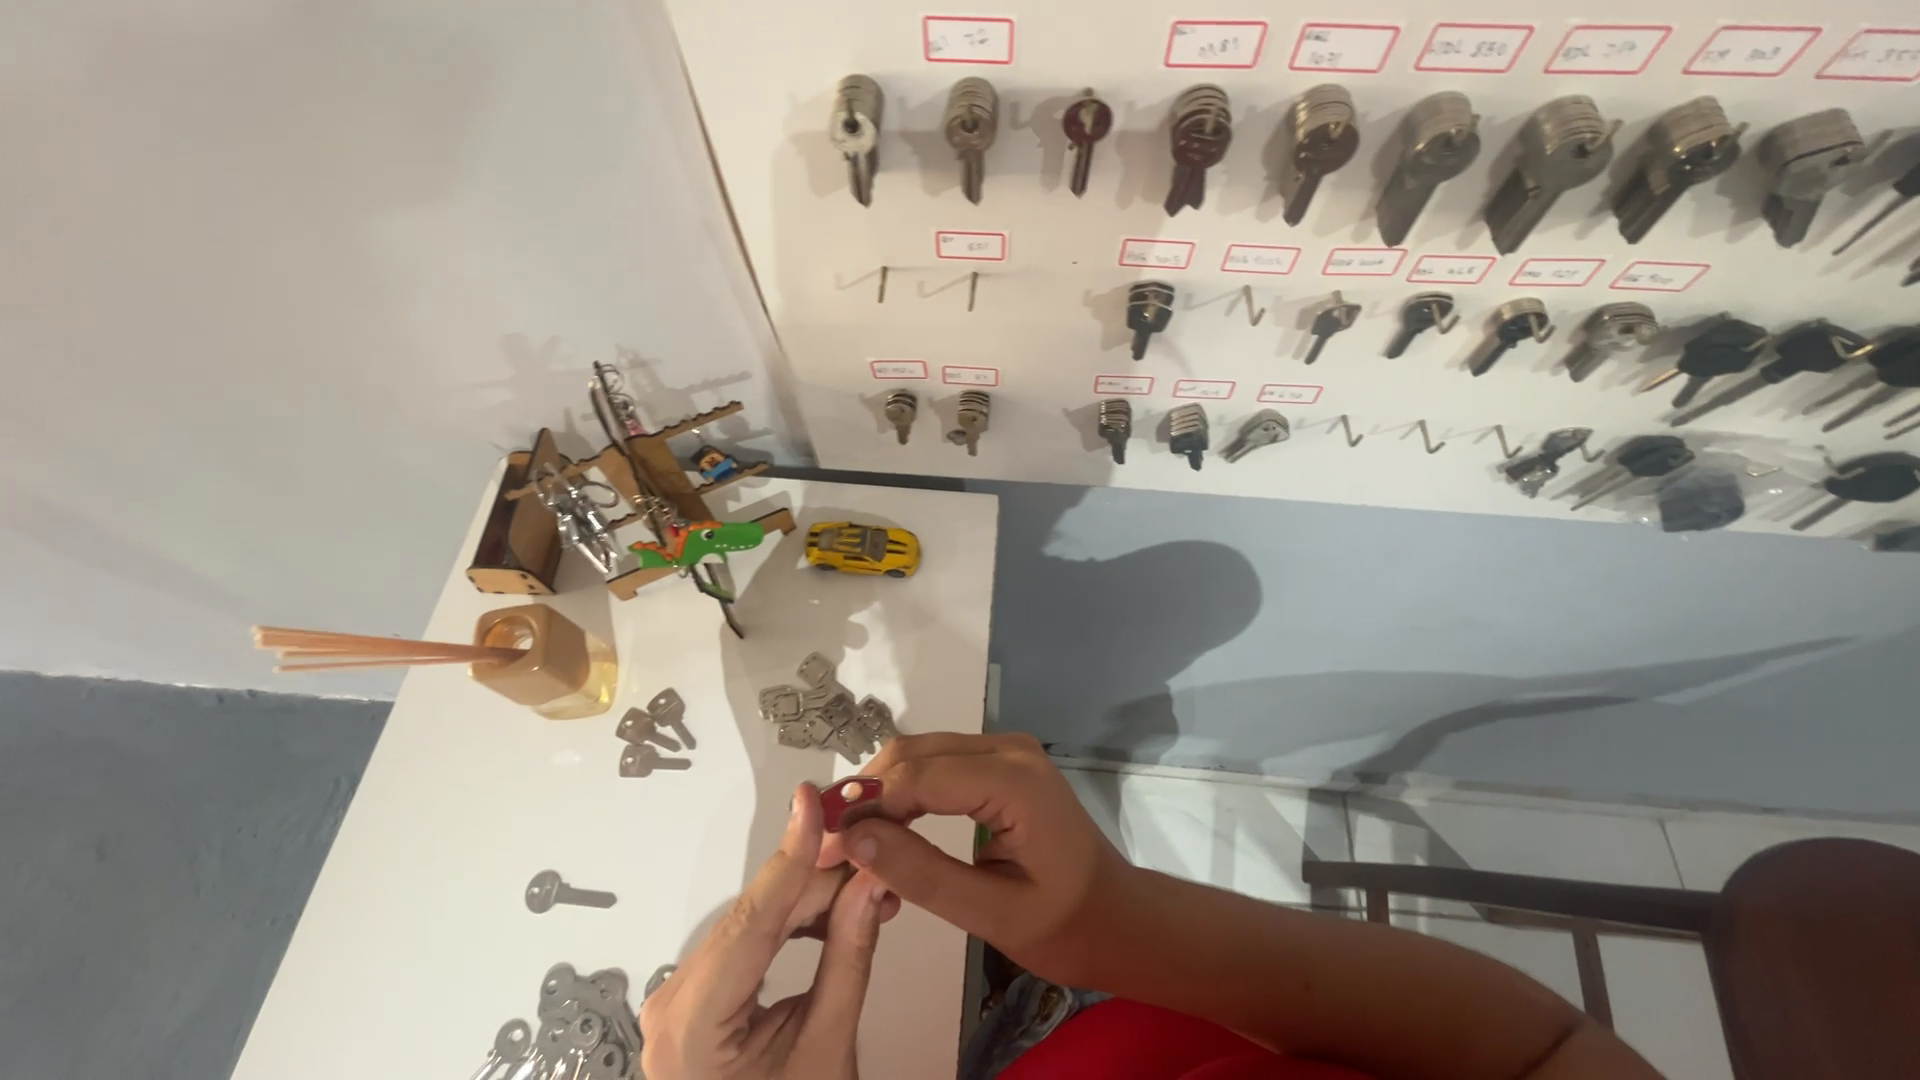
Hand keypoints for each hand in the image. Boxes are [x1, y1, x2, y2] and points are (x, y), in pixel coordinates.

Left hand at [640, 783, 897, 1079]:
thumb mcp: (828, 1048)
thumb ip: (849, 957)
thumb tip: (870, 878)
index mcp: (692, 1026)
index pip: (752, 921)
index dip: (790, 855)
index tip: (811, 801)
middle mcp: (673, 1000)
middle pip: (758, 916)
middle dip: (822, 885)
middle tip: (880, 866)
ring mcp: (680, 995)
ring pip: (758, 921)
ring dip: (814, 903)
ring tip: (870, 897)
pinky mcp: (698, 992)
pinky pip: (751, 940)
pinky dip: (795, 925)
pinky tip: (836, 917)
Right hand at [819, 734, 1136, 987]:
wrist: (1117, 917)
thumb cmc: (1065, 927)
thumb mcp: (991, 914)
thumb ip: (922, 874)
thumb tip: (853, 838)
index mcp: (1016, 782)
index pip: (919, 776)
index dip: (865, 806)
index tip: (823, 847)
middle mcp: (1009, 748)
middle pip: (914, 754)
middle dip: (866, 795)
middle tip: (830, 846)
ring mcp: (1006, 749)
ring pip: (920, 753)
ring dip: (881, 791)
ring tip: (851, 841)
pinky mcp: (1000, 761)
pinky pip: (938, 762)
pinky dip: (905, 790)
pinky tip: (887, 827)